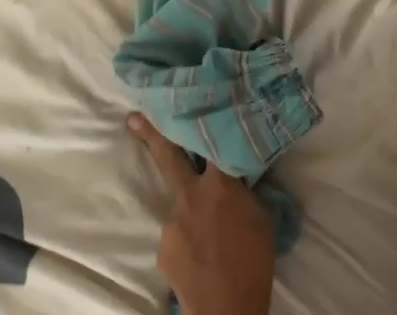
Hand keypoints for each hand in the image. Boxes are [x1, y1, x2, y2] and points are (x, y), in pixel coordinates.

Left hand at [128, 113, 274, 314]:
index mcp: (220, 182)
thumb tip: (238, 180)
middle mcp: (191, 195)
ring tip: (214, 231)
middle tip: (133, 117)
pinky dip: (190, 235)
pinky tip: (204, 253)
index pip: (207, 140)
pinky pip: (178, 231)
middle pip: (169, 157)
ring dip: (192, 207)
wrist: (227, 308)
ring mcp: (172, 222)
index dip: (199, 120)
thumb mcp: (262, 214)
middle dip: (151, 135)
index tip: (181, 101)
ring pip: (182, 202)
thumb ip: (246, 190)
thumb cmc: (256, 258)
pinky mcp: (163, 247)